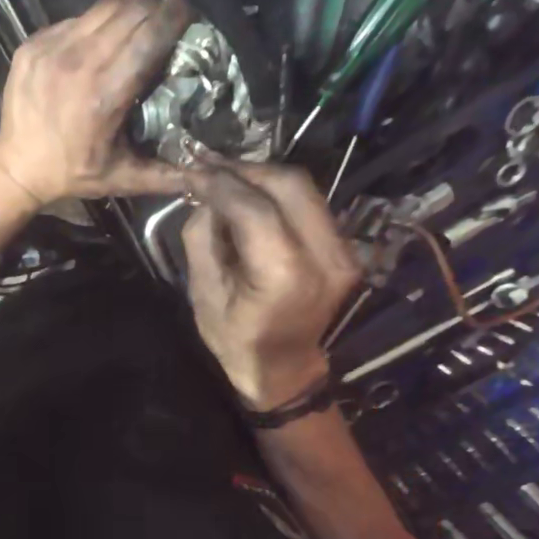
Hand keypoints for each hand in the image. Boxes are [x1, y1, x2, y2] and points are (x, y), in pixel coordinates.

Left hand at [0, 0, 192, 205]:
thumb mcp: (124, 178)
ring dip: (129, 8)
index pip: (148, 37)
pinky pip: (76, 19)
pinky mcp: (34, 43)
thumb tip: (209, 173)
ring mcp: (51, 48)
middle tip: (172, 15)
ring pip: (102, 9)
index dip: (173, 18)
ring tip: (144, 18)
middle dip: (156, 9)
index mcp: (103, 94)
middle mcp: (78, 62)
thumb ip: (168, 175)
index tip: (189, 13)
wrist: (16, 167)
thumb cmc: (73, 174)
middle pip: (129, 13)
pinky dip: (98, 22)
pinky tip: (106, 37)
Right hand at [182, 163, 361, 411]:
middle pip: (289, 184)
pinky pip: (310, 205)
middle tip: (211, 167)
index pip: (253, 207)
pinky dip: (279, 195)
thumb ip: (202, 235)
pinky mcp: (345, 250)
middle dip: (246, 170)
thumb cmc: (237, 340)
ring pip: (304, 189)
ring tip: (228, 178)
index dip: (220, 182)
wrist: (284, 370)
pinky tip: (252, 197)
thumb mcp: (203, 292)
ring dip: (263, 178)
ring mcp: (343, 253)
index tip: (193, 170)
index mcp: (285, 274)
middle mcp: (325, 256)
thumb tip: (207, 196)